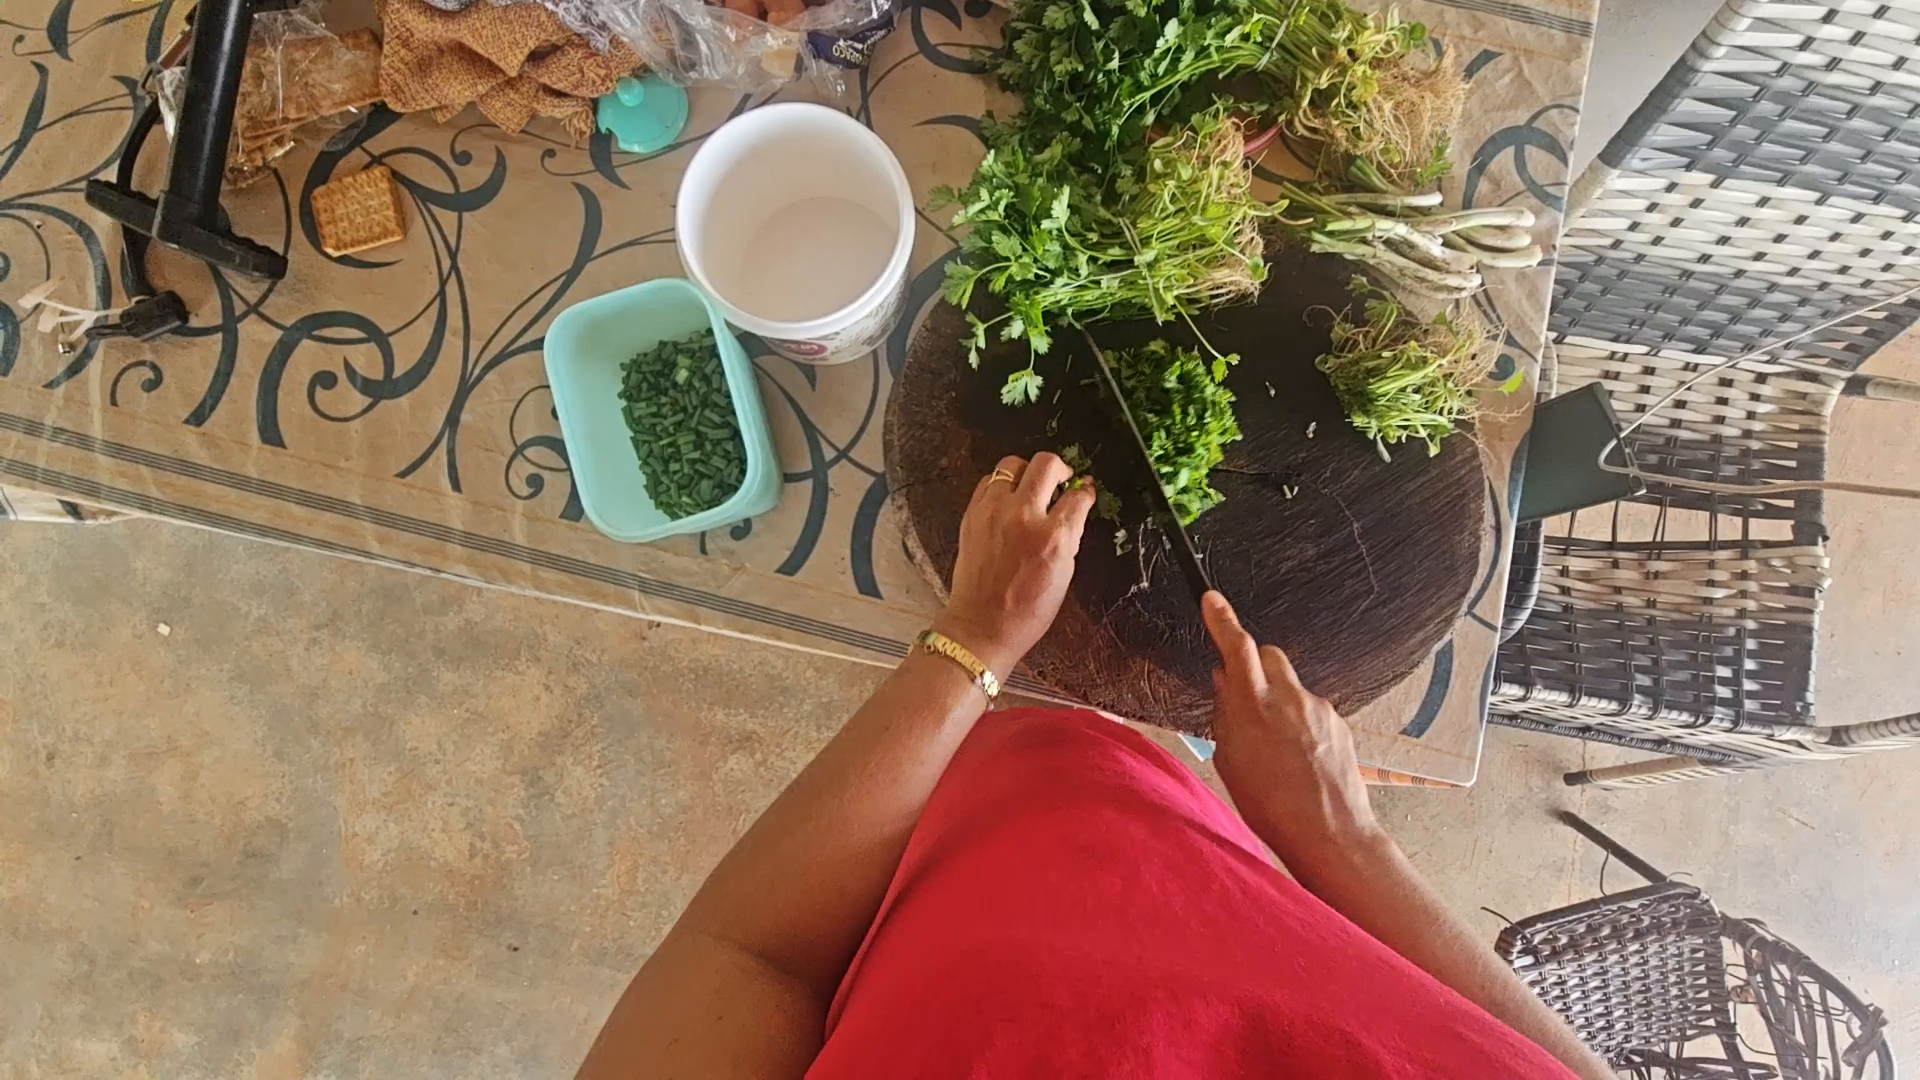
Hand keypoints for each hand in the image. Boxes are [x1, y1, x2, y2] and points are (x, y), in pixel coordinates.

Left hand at [933, 453, 1095, 675]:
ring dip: (1027, 472)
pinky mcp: (972, 515)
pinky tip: (1008, 500)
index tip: (1085, 491)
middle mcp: (1023, 517)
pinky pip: (988, 482)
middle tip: (1062, 479)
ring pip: (1012, 464)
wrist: (982, 625)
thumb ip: (1070, 536)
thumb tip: (1075, 509)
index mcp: (1053, 537)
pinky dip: (1001, 485)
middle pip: (1046, 464)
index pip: (1077, 496)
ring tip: (1032, 488)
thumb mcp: (1064, 574)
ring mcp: (993, 512)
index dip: (1086, 492)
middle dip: (1060, 468)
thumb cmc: (1027, 610)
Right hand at [1200, 591, 1382, 869]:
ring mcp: (1319, 709)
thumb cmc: (1270, 804)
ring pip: (1290, 683)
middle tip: (1243, 692)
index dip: (1222, 620)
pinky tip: (1296, 753)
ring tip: (1272, 740)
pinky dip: (1299, 719)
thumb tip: (1225, 683)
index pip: (1236, 649)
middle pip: (1269, 654)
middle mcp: (1290, 699)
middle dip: (1254, 664)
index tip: (1212, 599)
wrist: (1329, 834)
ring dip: (1277, 696)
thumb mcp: (1229, 758)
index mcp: (1254, 707)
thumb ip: (1225, 714)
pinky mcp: (1339, 723)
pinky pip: (1311, 706)